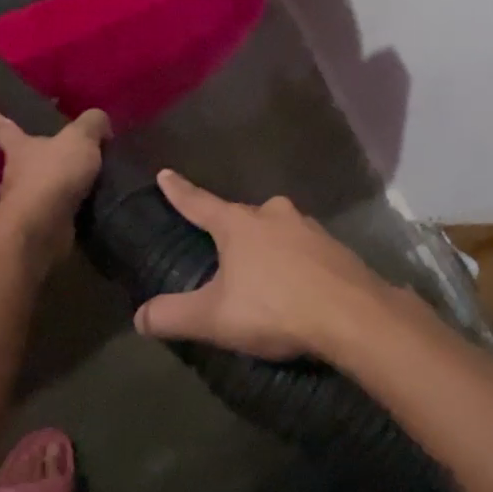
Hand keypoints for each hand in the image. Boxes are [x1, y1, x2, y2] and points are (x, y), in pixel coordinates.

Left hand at [0, 110, 109, 267]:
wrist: (42, 229)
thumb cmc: (53, 174)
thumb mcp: (79, 137)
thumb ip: (92, 123)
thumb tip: (100, 124)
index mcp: (18, 148)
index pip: (4, 128)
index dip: (2, 120)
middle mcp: (15, 174)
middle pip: (25, 160)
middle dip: (42, 156)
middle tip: (69, 150)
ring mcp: (24, 204)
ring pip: (40, 188)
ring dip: (59, 185)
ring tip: (89, 181)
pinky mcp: (38, 227)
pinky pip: (56, 213)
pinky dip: (70, 209)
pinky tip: (91, 206)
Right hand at [132, 170, 395, 360]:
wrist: (353, 315)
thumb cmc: (275, 307)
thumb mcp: (214, 318)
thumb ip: (173, 316)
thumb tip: (139, 317)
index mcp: (238, 224)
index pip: (199, 203)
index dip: (179, 191)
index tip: (166, 173)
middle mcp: (273, 215)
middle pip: (242, 216)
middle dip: (230, 227)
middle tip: (220, 247)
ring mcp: (309, 228)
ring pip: (277, 229)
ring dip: (266, 244)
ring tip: (260, 272)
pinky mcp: (335, 248)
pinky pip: (304, 249)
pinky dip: (294, 262)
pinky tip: (296, 284)